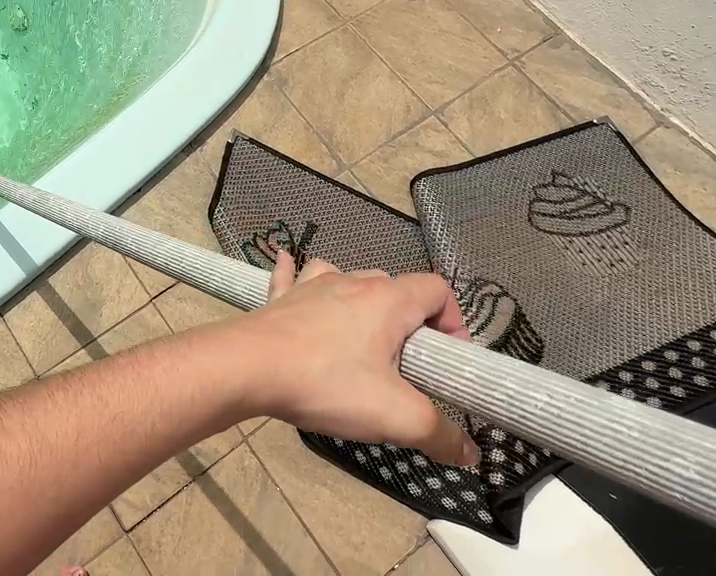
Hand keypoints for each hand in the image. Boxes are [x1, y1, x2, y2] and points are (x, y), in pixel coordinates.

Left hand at [249, 251, 479, 466]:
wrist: (247, 367)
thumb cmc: (327, 382)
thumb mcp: (399, 417)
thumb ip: (441, 435)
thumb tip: (468, 453)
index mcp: (385, 299)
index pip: (436, 288)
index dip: (453, 321)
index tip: (445, 360)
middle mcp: (348, 281)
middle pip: (393, 286)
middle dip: (409, 320)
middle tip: (407, 364)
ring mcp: (308, 285)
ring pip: (344, 276)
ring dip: (360, 298)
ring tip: (364, 333)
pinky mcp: (278, 298)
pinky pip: (289, 275)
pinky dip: (294, 272)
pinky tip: (286, 263)